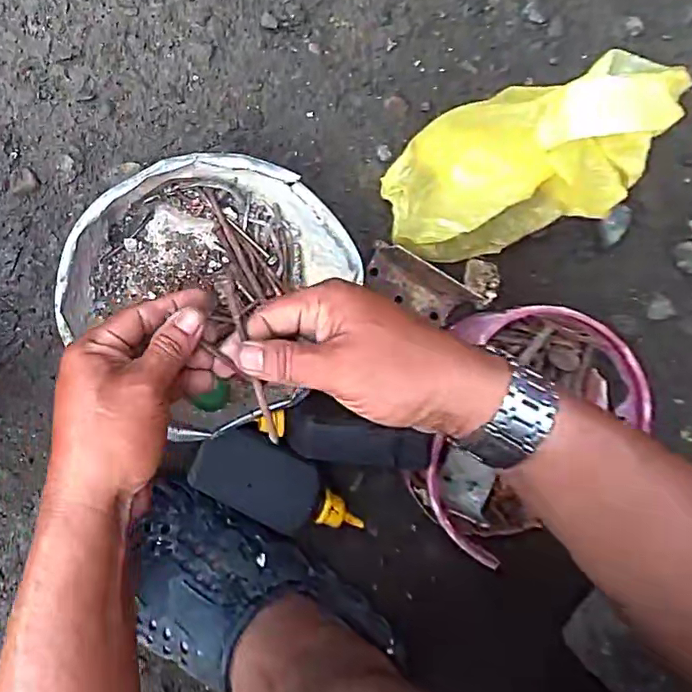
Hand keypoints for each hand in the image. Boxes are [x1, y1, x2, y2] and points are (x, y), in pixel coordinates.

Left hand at [47, 288, 216, 515]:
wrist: (97, 502)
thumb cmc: (102, 448)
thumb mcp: (144, 386)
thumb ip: (170, 348)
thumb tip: (188, 319)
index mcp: (92, 350)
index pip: (138, 315)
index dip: (173, 307)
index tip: (201, 301)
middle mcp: (100, 367)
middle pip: (151, 340)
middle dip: (186, 339)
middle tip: (216, 338)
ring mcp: (115, 391)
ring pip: (159, 365)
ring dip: (189, 363)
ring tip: (217, 363)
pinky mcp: (129, 413)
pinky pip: (159, 387)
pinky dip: (181, 384)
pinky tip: (202, 383)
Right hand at [209, 280, 509, 436]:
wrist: (463, 394)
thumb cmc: (404, 376)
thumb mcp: (334, 370)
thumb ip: (283, 361)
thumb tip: (242, 353)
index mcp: (327, 297)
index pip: (268, 314)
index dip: (246, 340)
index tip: (228, 366)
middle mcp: (336, 302)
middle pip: (281, 323)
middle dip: (261, 350)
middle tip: (241, 379)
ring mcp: (349, 321)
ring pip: (299, 337)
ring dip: (282, 359)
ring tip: (263, 383)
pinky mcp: (360, 341)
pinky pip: (319, 347)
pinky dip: (304, 363)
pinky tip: (296, 381)